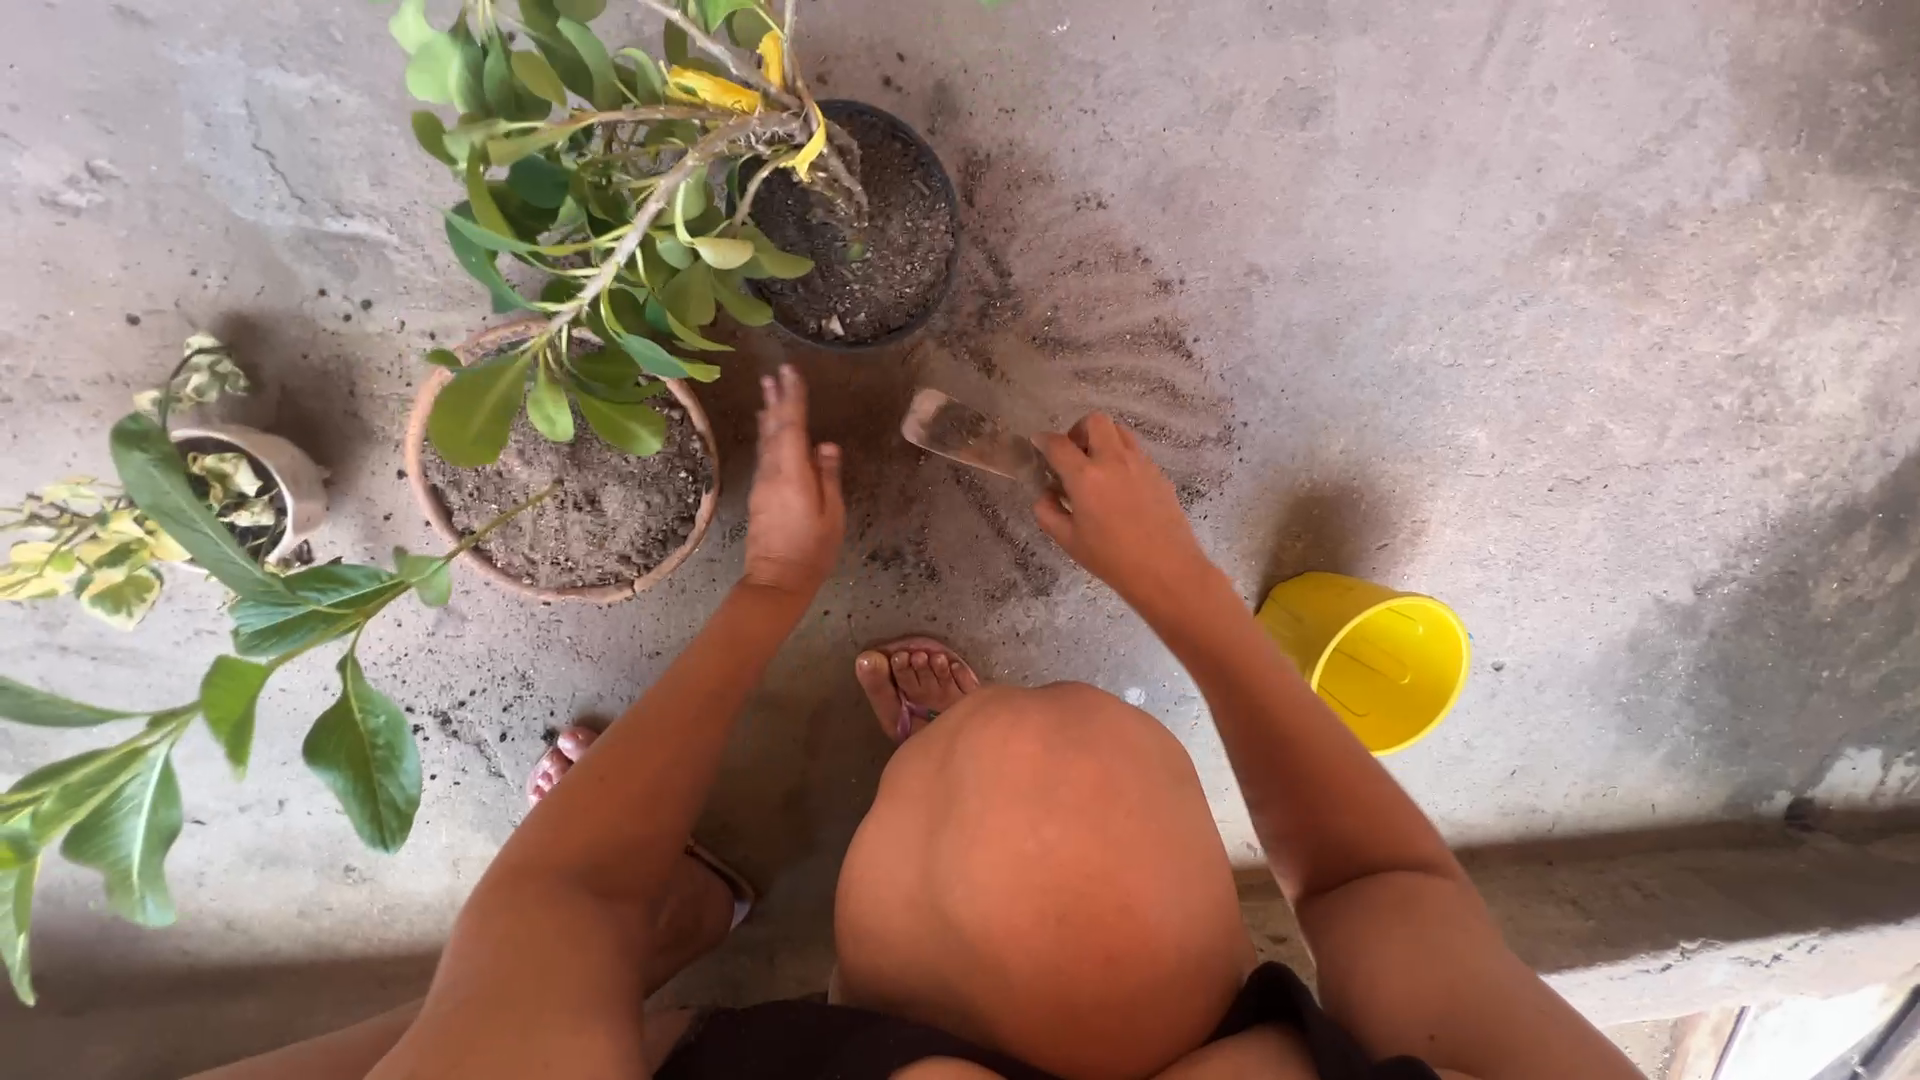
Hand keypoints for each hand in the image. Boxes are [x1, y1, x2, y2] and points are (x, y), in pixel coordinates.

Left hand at [742, 365, 844, 597]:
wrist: (777, 580)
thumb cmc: (812, 550)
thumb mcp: (832, 514)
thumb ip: (828, 477)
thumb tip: (826, 446)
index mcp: (793, 474)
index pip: (793, 427)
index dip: (793, 398)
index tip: (791, 372)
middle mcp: (773, 473)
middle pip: (774, 429)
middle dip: (776, 399)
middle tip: (774, 373)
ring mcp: (763, 484)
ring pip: (766, 442)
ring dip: (768, 415)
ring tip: (767, 391)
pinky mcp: (760, 496)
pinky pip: (765, 455)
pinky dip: (767, 436)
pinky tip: (768, 430)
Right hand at [1032, 414, 1216, 609]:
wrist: (1165, 569)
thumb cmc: (1111, 559)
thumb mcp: (1068, 540)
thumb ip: (1048, 512)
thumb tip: (1046, 494)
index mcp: (1086, 476)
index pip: (1058, 444)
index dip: (1043, 440)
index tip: (1038, 443)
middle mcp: (1113, 460)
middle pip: (1095, 421)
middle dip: (1078, 430)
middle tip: (1073, 454)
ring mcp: (1140, 464)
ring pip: (1119, 431)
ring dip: (1102, 439)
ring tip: (1096, 466)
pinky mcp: (1158, 473)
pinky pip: (1136, 452)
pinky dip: (1121, 457)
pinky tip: (1119, 486)